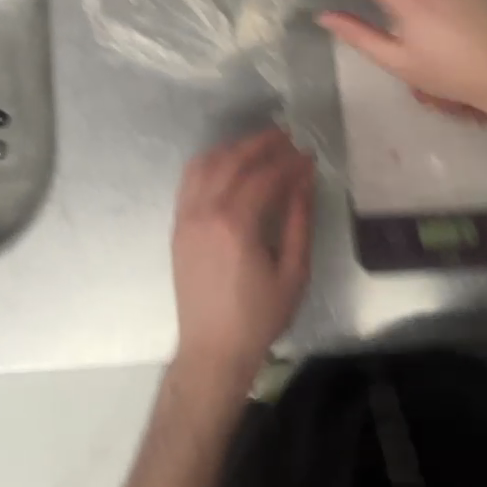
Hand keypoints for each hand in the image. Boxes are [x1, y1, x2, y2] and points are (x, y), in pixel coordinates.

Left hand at [171, 129, 314, 387]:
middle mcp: (206, 211)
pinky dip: (209, 162)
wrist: (212, 349)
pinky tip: (228, 163)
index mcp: (236, 224)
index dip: (289, 162)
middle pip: (233, 160)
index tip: (308, 155)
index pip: (265, 176)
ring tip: (259, 145)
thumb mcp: (293, 272)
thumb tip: (305, 179)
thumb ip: (299, 220)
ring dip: (233, 148)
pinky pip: (190, 180)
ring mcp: (186, 216)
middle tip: (286, 137)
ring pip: (206, 163)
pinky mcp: (178, 224)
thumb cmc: (259, 317)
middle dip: (261, 144)